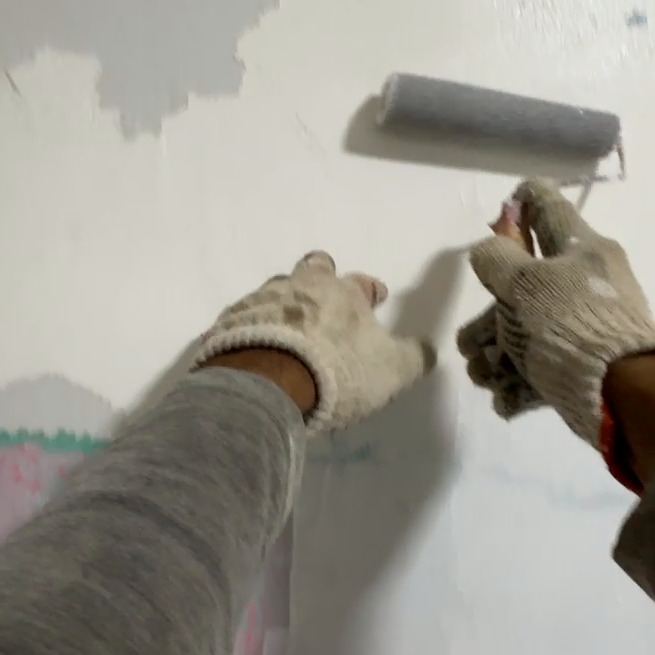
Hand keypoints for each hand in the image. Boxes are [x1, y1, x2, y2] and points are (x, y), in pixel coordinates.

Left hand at [195, 251, 434, 432]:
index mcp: (343, 291)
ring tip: (286, 336)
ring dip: (283, 308)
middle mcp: (300, 285)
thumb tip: (426, 348)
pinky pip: (244, 321)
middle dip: (319, 282)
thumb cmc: (339, 370)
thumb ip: (412, 357)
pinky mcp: (228, 324)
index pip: (362, 282)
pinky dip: (252, 332)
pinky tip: (255, 352)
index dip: (370, 292)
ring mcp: (259, 301)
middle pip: (311, 272)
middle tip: (323, 305)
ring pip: (275, 294)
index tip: (373, 299)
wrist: (267, 382)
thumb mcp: (391, 370)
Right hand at [459, 180, 654, 453]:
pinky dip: (517, 382)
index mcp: (580, 251)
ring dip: (494, 356)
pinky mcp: (582, 363)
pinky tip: (506, 399)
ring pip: (522, 332)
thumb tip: (489, 251)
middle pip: (521, 289)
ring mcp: (583, 325)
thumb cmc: (566, 324)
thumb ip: (496, 258)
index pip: (549, 209)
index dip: (527, 199)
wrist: (617, 390)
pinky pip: (538, 366)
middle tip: (469, 344)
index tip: (509, 200)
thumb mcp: (523, 282)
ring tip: (484, 377)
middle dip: (487, 321)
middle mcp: (583, 284)